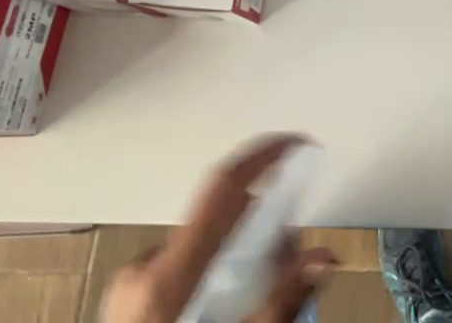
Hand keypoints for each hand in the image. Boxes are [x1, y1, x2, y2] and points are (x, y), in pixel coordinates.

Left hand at [103, 135, 335, 322]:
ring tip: (263, 303)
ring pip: (203, 251)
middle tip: (294, 263)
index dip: (263, 156)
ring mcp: (128, 290)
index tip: (300, 145)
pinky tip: (229, 312)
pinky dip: (215, 280)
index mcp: (167, 279)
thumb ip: (282, 303)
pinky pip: (182, 273)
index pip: (221, 189)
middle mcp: (143, 272)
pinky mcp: (124, 306)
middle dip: (264, 231)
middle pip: (218, 224)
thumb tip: (326, 257)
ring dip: (241, 261)